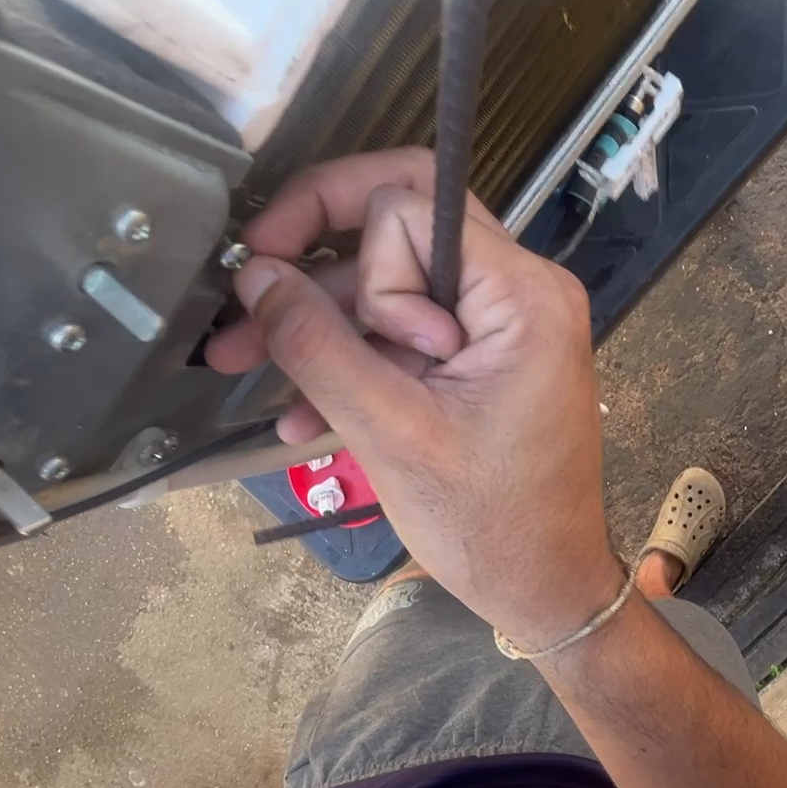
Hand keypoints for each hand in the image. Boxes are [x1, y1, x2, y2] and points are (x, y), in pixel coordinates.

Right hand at [203, 149, 623, 649]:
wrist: (545, 588)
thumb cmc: (487, 524)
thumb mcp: (390, 433)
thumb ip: (317, 345)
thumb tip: (257, 275)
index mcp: (521, 296)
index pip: (409, 199)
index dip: (330, 226)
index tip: (286, 291)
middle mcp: (524, 296)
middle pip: (400, 238)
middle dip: (316, 282)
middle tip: (241, 326)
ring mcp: (509, 332)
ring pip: (398, 294)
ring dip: (326, 333)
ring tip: (249, 371)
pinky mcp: (492, 366)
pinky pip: (414, 341)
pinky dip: (364, 367)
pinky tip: (306, 413)